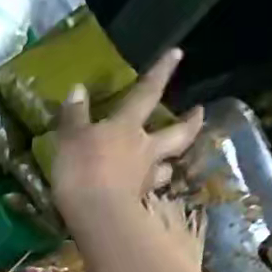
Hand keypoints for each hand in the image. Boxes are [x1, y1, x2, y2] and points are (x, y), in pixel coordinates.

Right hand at [50, 48, 205, 224]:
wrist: (97, 216)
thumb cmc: (83, 171)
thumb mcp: (71, 138)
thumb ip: (75, 115)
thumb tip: (77, 89)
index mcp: (127, 126)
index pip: (147, 93)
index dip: (161, 72)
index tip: (178, 55)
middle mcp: (144, 149)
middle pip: (176, 134)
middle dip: (190, 123)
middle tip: (200, 113)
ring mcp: (144, 179)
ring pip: (166, 167)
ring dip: (171, 163)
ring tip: (171, 162)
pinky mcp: (138, 205)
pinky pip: (150, 192)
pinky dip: (151, 190)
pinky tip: (148, 191)